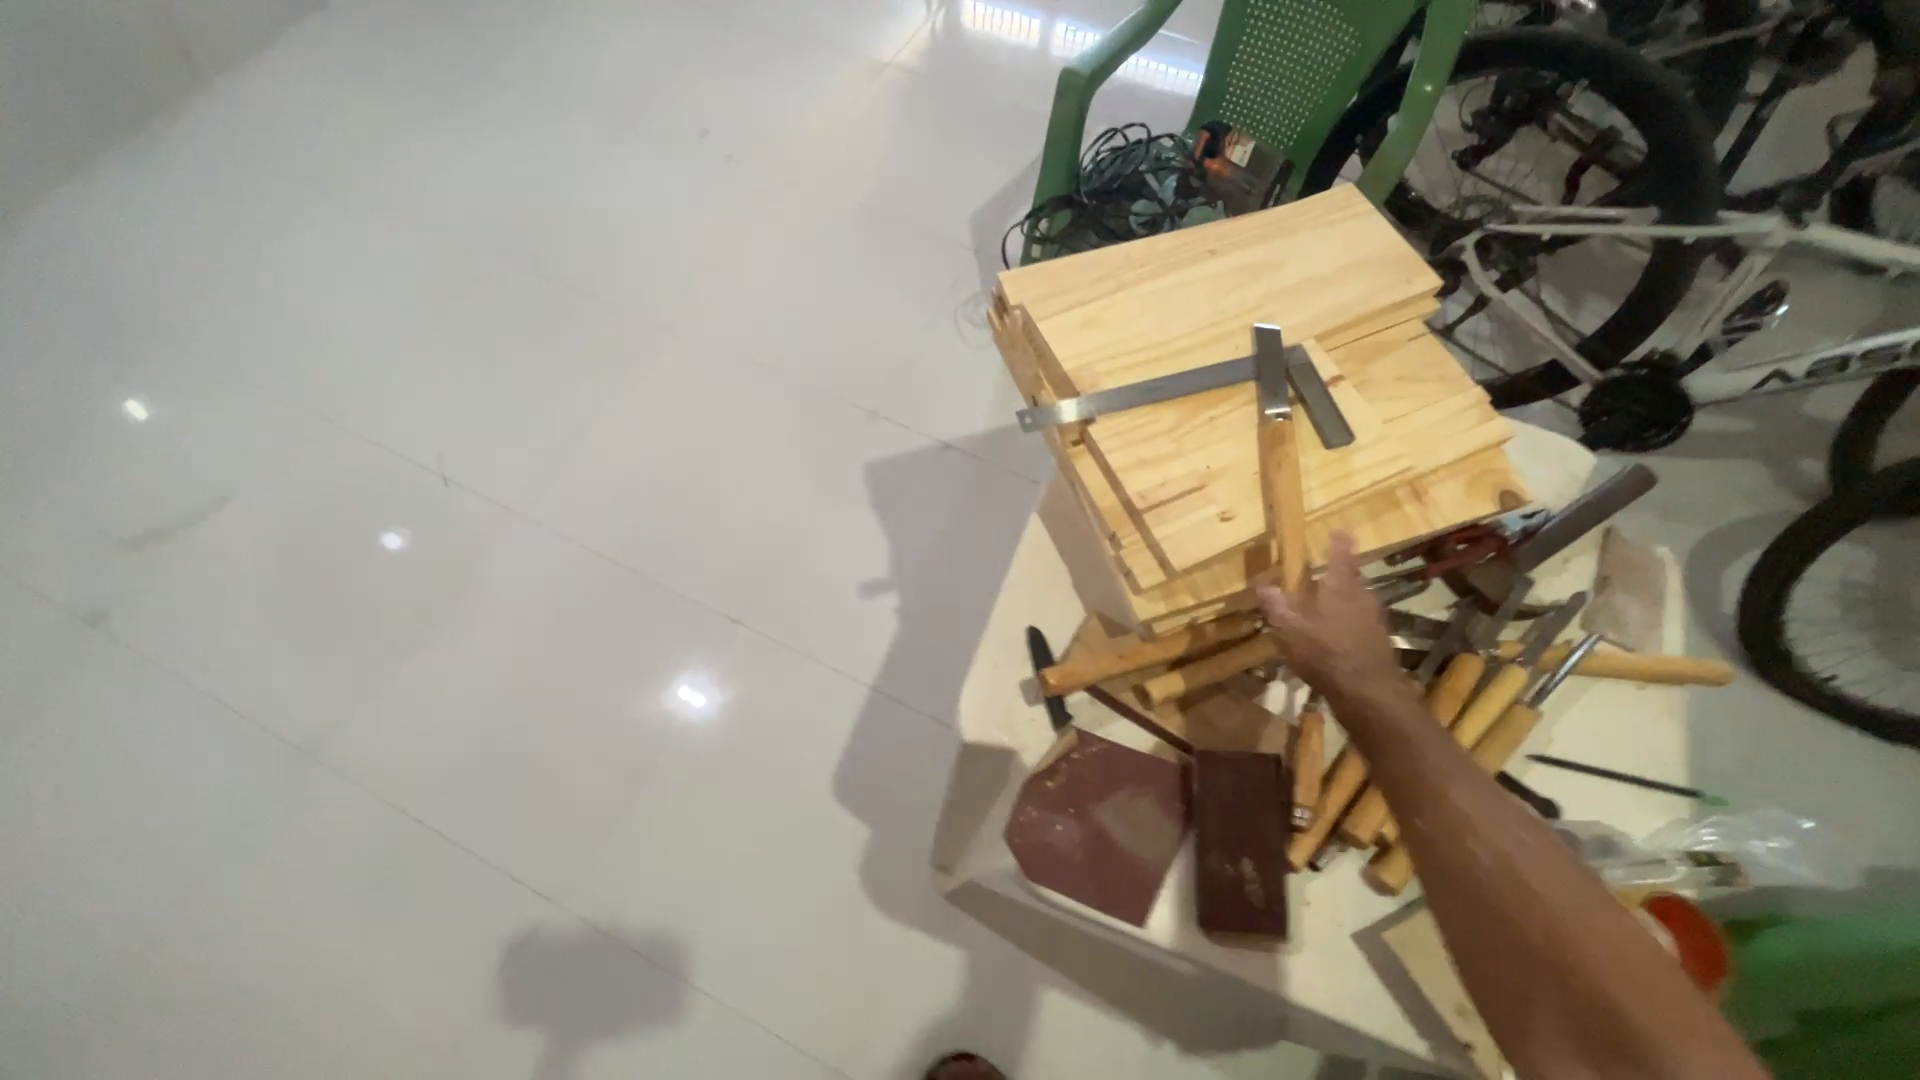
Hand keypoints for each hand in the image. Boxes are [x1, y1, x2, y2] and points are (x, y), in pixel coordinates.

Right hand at [1254, 532, 1405, 700]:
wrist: (1367, 690)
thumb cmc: (1324, 652)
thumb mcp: (1289, 629)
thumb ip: (1276, 605)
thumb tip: (1263, 585)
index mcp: (1339, 588)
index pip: (1341, 555)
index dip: (1339, 542)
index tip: (1338, 531)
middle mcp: (1362, 597)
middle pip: (1354, 578)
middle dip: (1343, 573)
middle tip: (1329, 572)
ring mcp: (1375, 620)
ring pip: (1361, 600)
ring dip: (1348, 598)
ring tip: (1330, 604)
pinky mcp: (1379, 641)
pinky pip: (1364, 622)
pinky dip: (1352, 621)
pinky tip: (1339, 635)